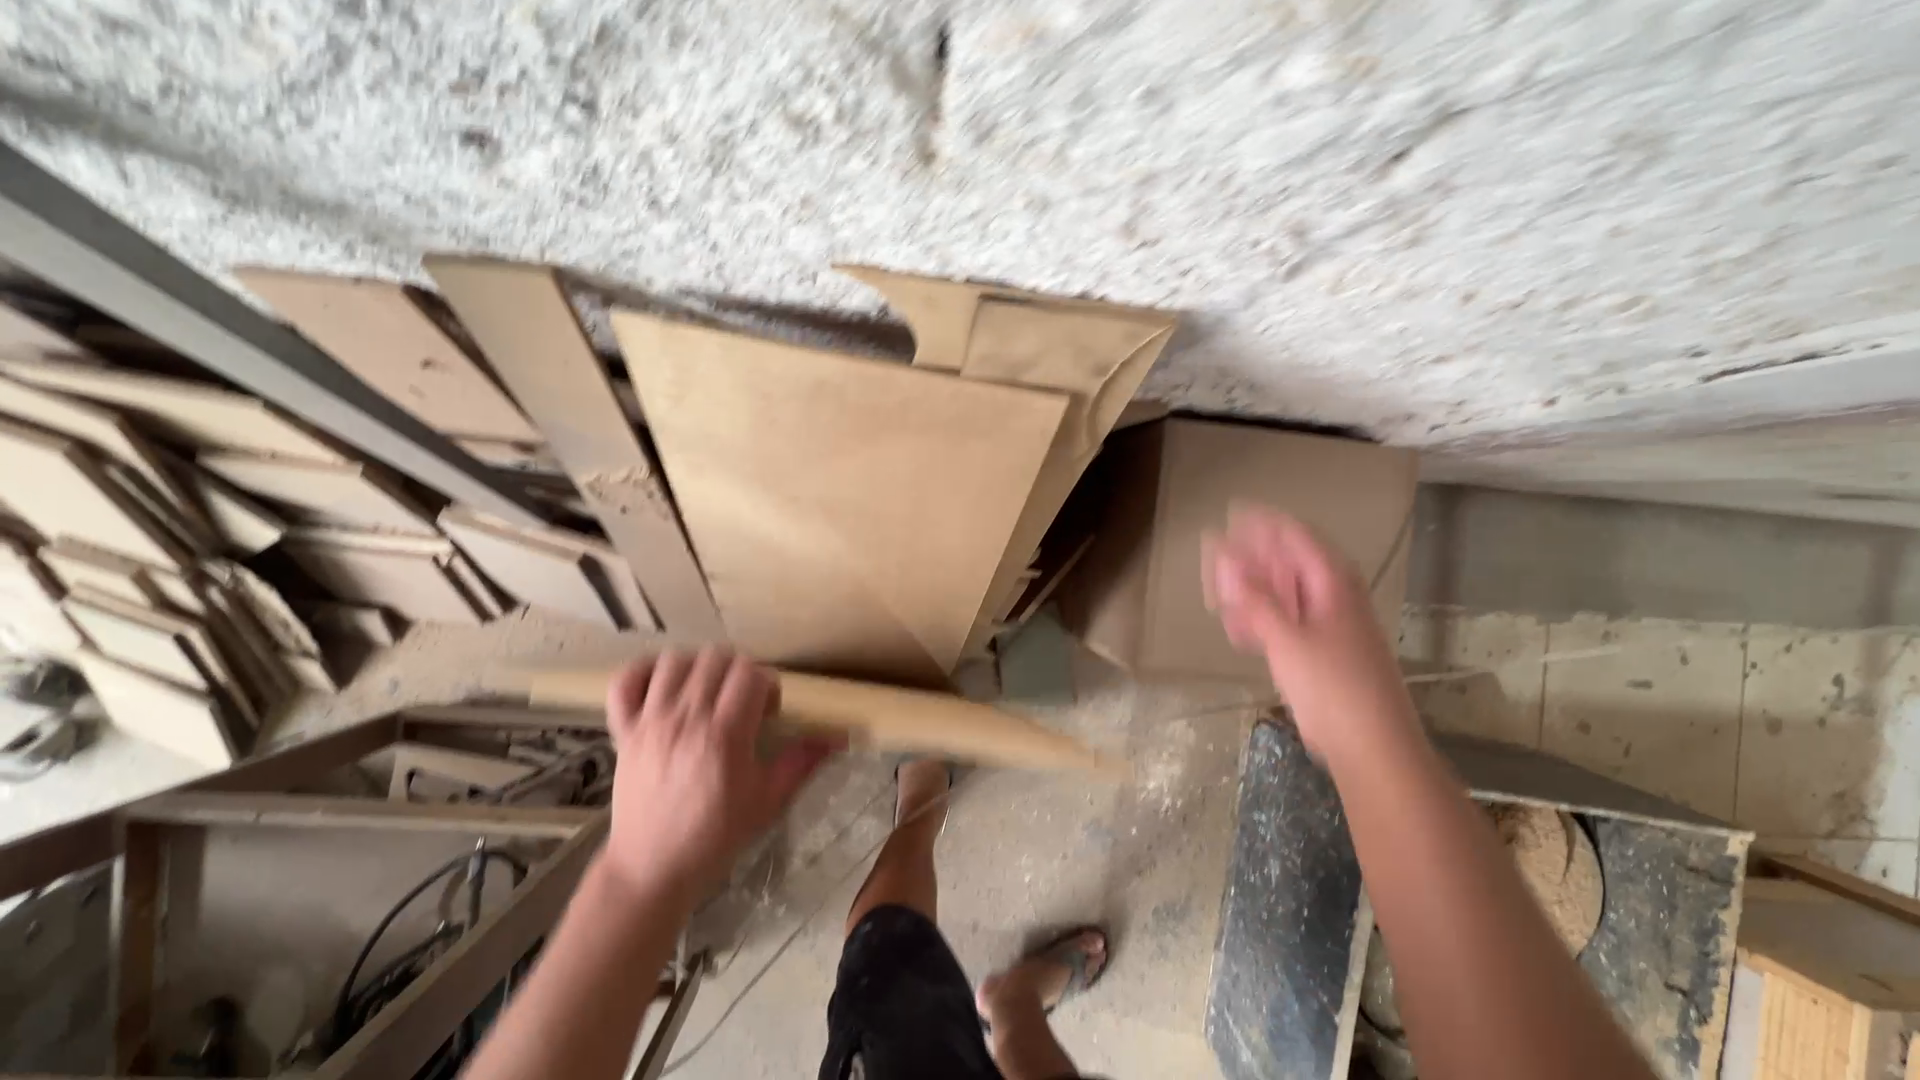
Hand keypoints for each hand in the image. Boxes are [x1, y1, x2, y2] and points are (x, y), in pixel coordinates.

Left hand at [601, 647, 839, 902]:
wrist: (652, 868)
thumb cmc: (715, 837)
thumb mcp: (767, 802)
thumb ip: (801, 762)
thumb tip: (839, 737)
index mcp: (723, 736)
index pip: (750, 674)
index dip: (767, 685)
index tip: (768, 712)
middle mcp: (684, 719)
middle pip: (715, 658)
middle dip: (737, 671)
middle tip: (742, 701)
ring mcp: (649, 721)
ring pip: (674, 660)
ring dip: (697, 667)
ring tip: (706, 693)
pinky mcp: (623, 730)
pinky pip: (625, 680)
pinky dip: (644, 673)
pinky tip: (663, 688)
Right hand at [1202, 506, 1418, 760]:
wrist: (1374, 748)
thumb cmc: (1332, 689)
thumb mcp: (1286, 640)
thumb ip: (1253, 598)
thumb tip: (1223, 556)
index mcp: (1332, 584)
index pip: (1295, 536)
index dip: (1262, 524)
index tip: (1229, 515)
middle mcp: (1335, 597)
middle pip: (1290, 564)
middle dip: (1252, 560)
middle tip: (1216, 562)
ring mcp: (1333, 626)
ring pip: (1287, 595)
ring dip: (1255, 592)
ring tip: (1222, 599)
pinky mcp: (1326, 654)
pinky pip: (1290, 623)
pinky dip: (1264, 621)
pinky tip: (1242, 634)